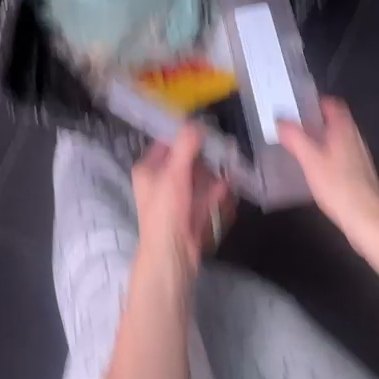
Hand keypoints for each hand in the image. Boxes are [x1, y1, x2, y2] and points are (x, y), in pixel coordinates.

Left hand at [131, 124, 232, 278]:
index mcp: (148, 169)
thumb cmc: (166, 210)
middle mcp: (160, 182)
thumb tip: (197, 123)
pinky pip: (205, 196)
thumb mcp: (174, 173)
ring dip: (214, 173)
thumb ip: (186, 145)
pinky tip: (229, 186)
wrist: (171, 255)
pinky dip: (216, 191)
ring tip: (230, 165)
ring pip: (198, 179)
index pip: (167, 143)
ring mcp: (176, 199)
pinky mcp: (190, 214)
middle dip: (205, 157)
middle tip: (223, 148)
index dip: (185, 136)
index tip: (207, 129)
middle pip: (186, 161)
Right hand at [278, 97, 378, 234]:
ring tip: (301, 146)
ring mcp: (359, 157)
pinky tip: (316, 169)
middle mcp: (355, 139)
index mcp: (344, 130)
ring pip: (339, 139)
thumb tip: (280, 121)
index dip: (317, 102)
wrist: (367, 219)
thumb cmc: (338, 186)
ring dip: (322, 139)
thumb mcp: (310, 161)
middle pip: (336, 121)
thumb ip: (295, 138)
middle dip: (316, 121)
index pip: (334, 105)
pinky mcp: (360, 174)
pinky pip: (341, 155)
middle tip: (295, 126)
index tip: (299, 106)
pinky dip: (328, 155)